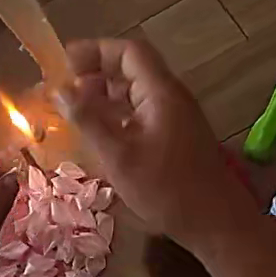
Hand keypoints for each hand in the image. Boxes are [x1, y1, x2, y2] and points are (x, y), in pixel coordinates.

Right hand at [54, 38, 262, 257]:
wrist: (217, 225)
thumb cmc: (167, 190)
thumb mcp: (119, 156)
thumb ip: (88, 119)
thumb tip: (58, 89)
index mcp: (161, 92)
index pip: (128, 52)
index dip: (95, 51)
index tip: (64, 63)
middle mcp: (170, 96)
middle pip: (131, 67)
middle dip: (95, 72)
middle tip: (63, 87)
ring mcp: (174, 115)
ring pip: (134, 90)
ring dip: (103, 93)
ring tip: (73, 108)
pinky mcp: (173, 134)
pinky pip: (140, 110)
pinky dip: (115, 112)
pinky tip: (96, 130)